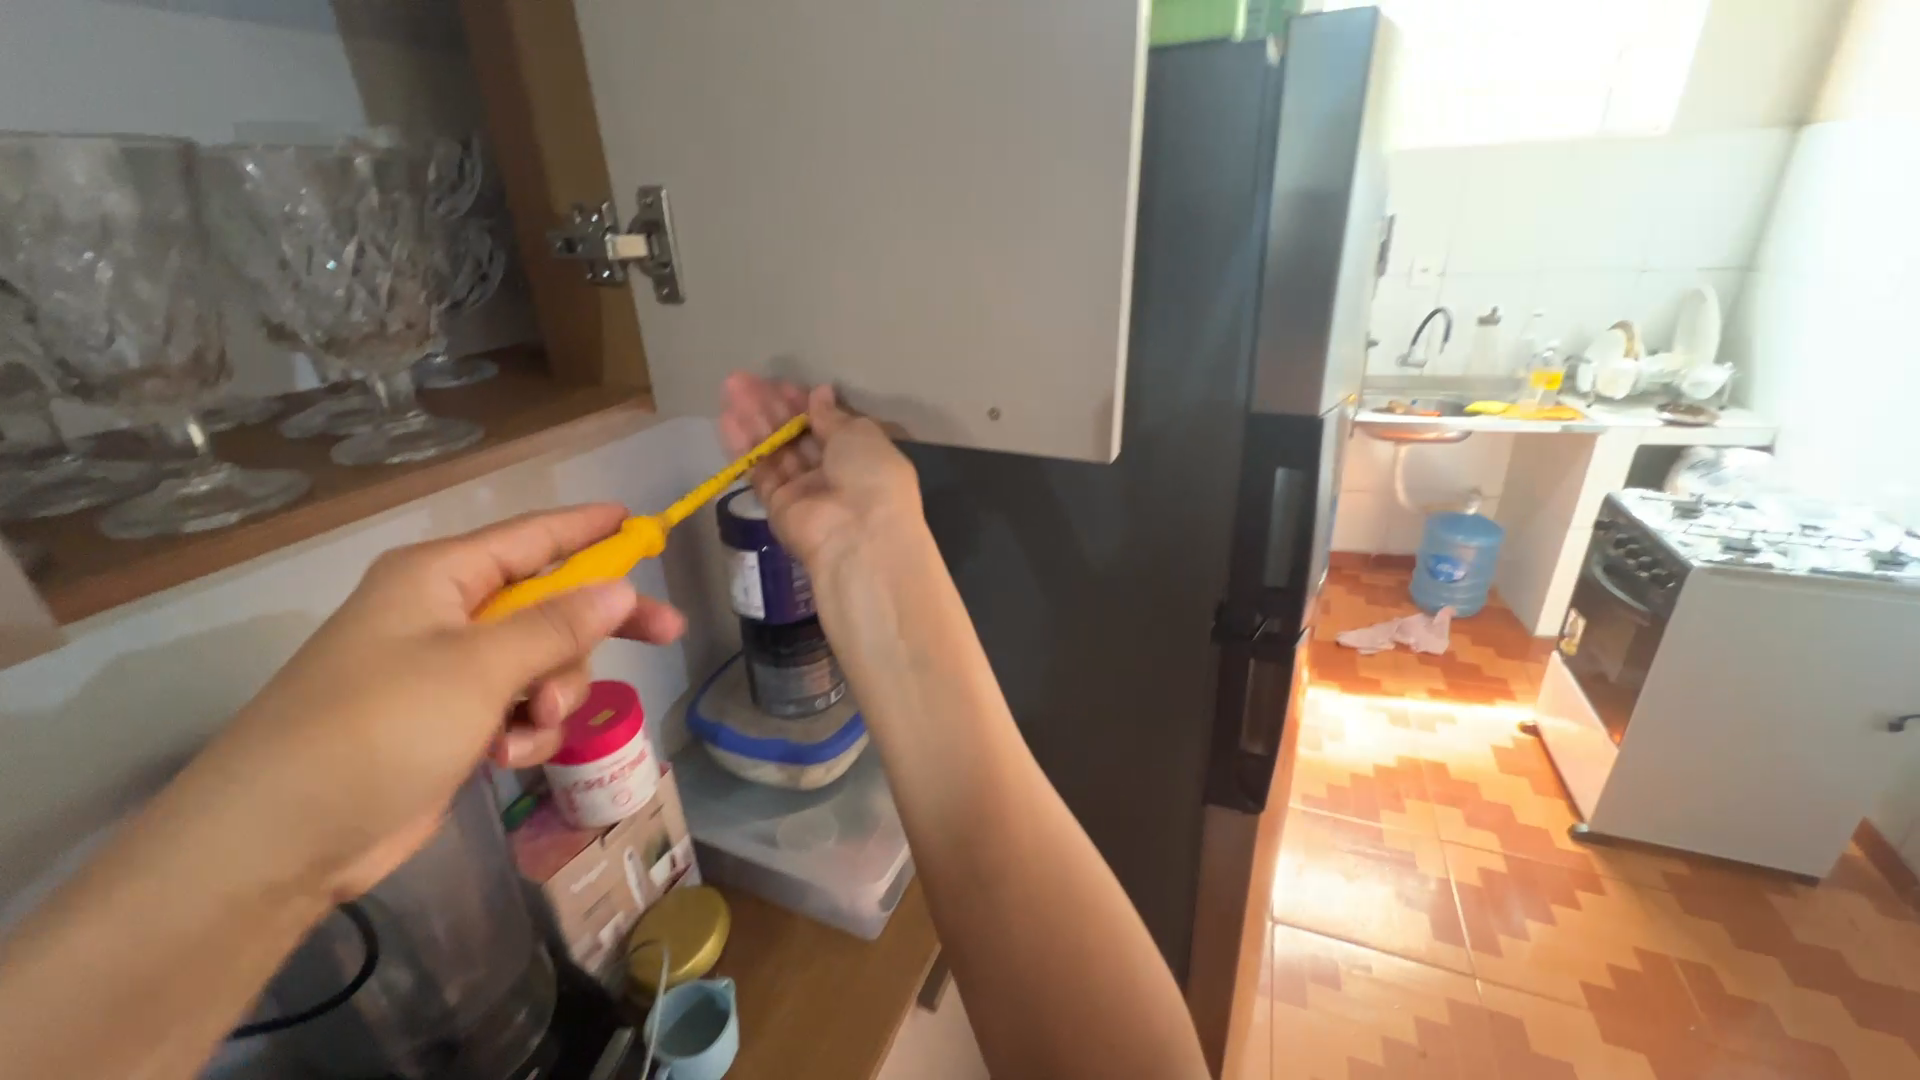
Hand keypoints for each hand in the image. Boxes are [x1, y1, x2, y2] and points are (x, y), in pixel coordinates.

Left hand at [189, 505, 684, 900]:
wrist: (280, 842)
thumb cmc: (380, 727)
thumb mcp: (480, 668)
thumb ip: (558, 625)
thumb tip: (622, 589)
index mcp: (439, 577)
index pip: (533, 537)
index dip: (590, 529)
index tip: (642, 524)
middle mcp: (446, 615)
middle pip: (550, 605)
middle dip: (597, 630)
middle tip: (668, 633)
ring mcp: (447, 672)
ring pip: (543, 664)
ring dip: (553, 696)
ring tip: (531, 728)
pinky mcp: (452, 722)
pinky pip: (520, 708)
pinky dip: (525, 731)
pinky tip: (506, 757)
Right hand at [719, 373, 923, 579]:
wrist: (859, 536)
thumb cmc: (871, 476)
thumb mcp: (860, 434)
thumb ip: (833, 415)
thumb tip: (819, 393)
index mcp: (862, 454)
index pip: (827, 424)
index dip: (805, 403)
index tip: (782, 384)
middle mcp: (833, 472)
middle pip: (797, 435)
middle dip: (772, 406)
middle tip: (743, 380)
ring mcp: (804, 490)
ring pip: (775, 449)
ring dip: (753, 419)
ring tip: (730, 388)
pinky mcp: (778, 506)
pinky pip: (759, 471)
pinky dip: (744, 446)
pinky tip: (727, 418)